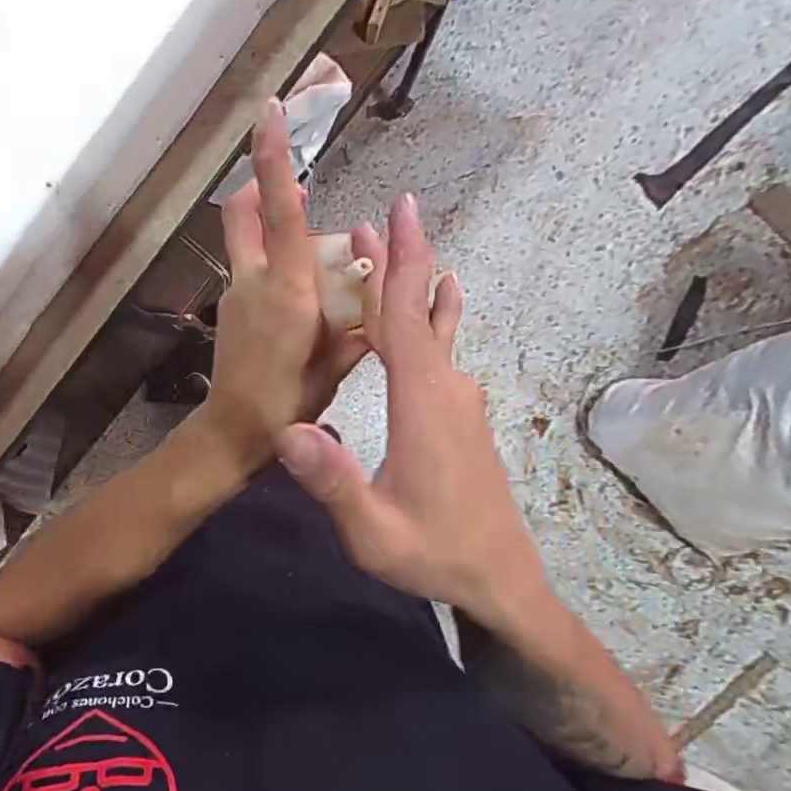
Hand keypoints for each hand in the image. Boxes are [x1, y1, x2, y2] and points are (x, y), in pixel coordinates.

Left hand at [204, 100, 368, 462]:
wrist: (234, 432)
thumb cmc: (291, 401)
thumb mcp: (336, 365)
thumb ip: (358, 328)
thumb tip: (377, 306)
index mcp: (288, 291)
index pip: (280, 211)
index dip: (273, 159)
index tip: (271, 113)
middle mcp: (255, 281)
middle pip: (245, 211)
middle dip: (264, 183)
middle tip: (300, 187)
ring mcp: (235, 293)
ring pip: (248, 239)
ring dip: (273, 229)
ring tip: (314, 265)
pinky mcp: (230, 307)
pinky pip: (251, 269)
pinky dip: (273, 266)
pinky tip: (297, 300)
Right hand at [272, 193, 547, 628]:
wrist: (502, 578)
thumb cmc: (435, 554)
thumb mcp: (374, 533)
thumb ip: (334, 483)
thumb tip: (288, 430)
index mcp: (422, 405)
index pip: (406, 319)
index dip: (397, 264)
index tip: (393, 214)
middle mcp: (447, 389)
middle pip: (422, 311)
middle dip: (405, 259)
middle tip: (388, 212)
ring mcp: (460, 401)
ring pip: (435, 328)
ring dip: (417, 283)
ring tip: (404, 246)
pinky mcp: (462, 415)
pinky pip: (441, 351)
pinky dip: (431, 317)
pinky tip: (441, 304)